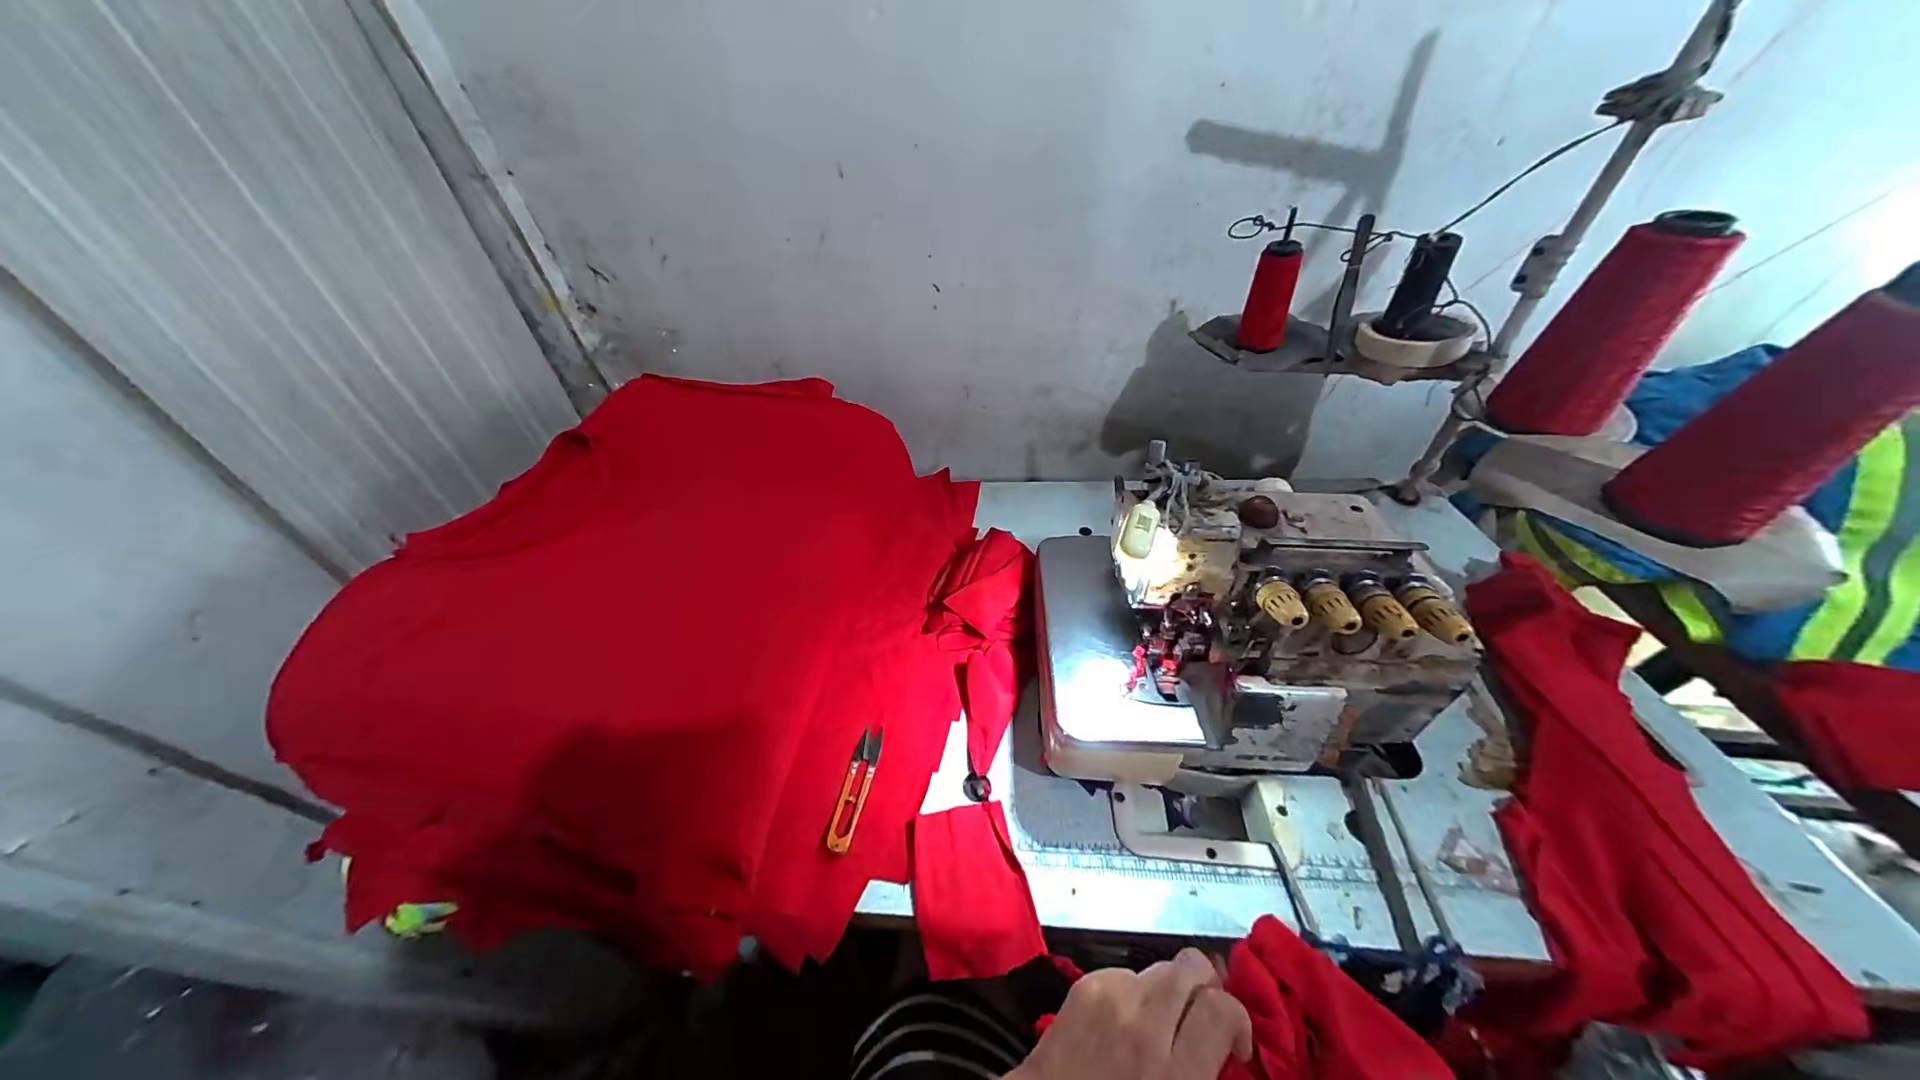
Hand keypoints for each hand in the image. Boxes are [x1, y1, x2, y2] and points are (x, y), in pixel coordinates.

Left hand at [1009, 949, 1252, 1079]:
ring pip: (1159, 966)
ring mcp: (1111, 996)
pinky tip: (1125, 1019)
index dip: (1238, 1018)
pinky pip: (1126, 972)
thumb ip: (1200, 1070)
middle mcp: (1144, 1024)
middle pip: (1191, 966)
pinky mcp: (1085, 983)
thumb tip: (1224, 1044)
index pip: (1222, 1009)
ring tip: (1160, 1021)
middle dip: (1206, 985)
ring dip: (1168, 989)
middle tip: (1203, 1014)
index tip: (1235, 1042)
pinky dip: (1134, 990)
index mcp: (1174, 1071)